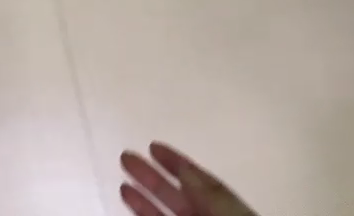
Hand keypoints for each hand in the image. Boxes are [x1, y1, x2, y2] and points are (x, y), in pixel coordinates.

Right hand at [120, 143, 257, 215]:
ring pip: (166, 215)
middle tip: (127, 156)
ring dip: (144, 201)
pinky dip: (143, 215)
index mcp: (231, 210)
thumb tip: (186, 170)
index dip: (179, 163)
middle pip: (180, 198)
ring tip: (122, 182)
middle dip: (153, 178)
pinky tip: (129, 203)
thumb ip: (215, 196)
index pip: (204, 183)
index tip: (153, 145)